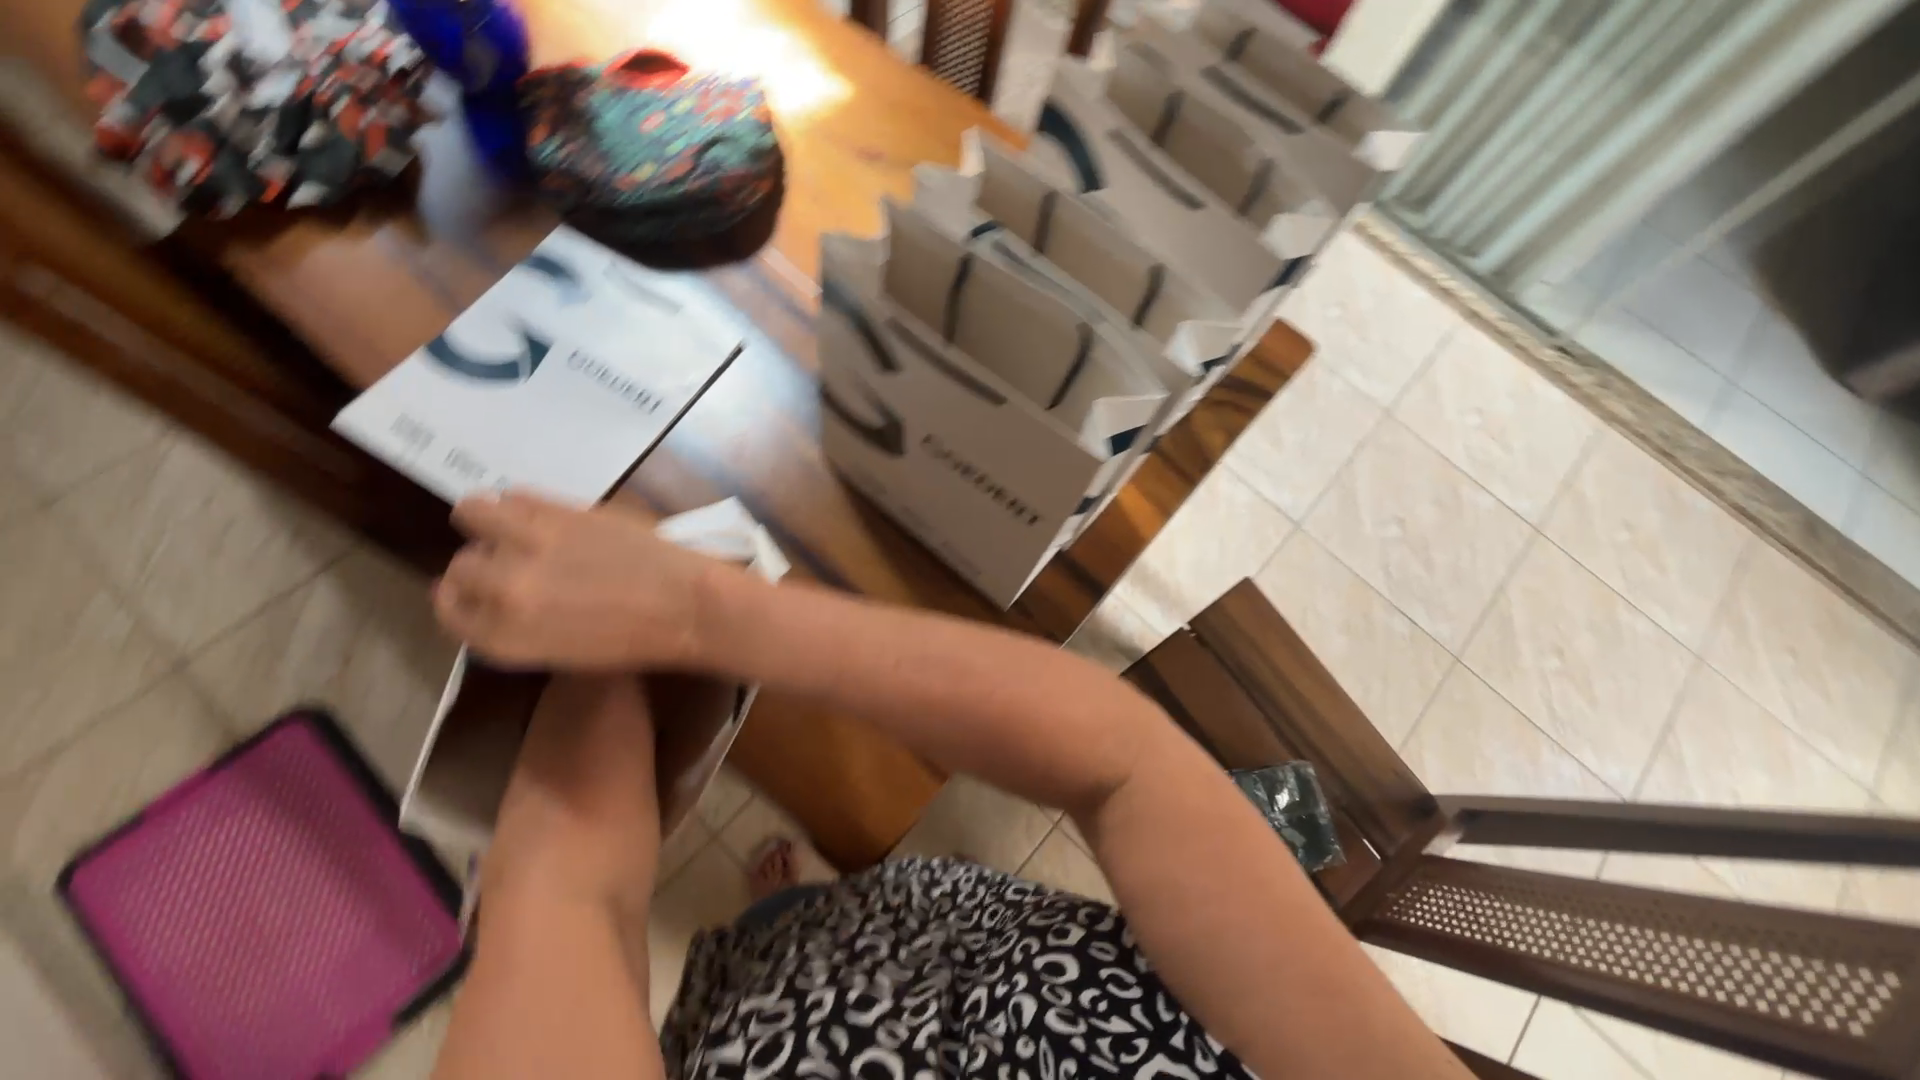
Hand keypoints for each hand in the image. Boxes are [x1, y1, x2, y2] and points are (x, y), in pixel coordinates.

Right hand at [433, 491, 726, 670]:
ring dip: (486, 521)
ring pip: (472, 514)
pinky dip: (519, 503)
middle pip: (461, 566)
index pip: (450, 611)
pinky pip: (512, 495)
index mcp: (503, 639)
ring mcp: (527, 546)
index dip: (461, 597)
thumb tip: (498, 600)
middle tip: (508, 560)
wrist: (685, 606)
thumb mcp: (562, 652)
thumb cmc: (635, 640)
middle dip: (480, 563)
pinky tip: (541, 514)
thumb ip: (518, 627)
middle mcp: (503, 591)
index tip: (475, 590)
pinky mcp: (557, 512)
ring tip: (512, 527)